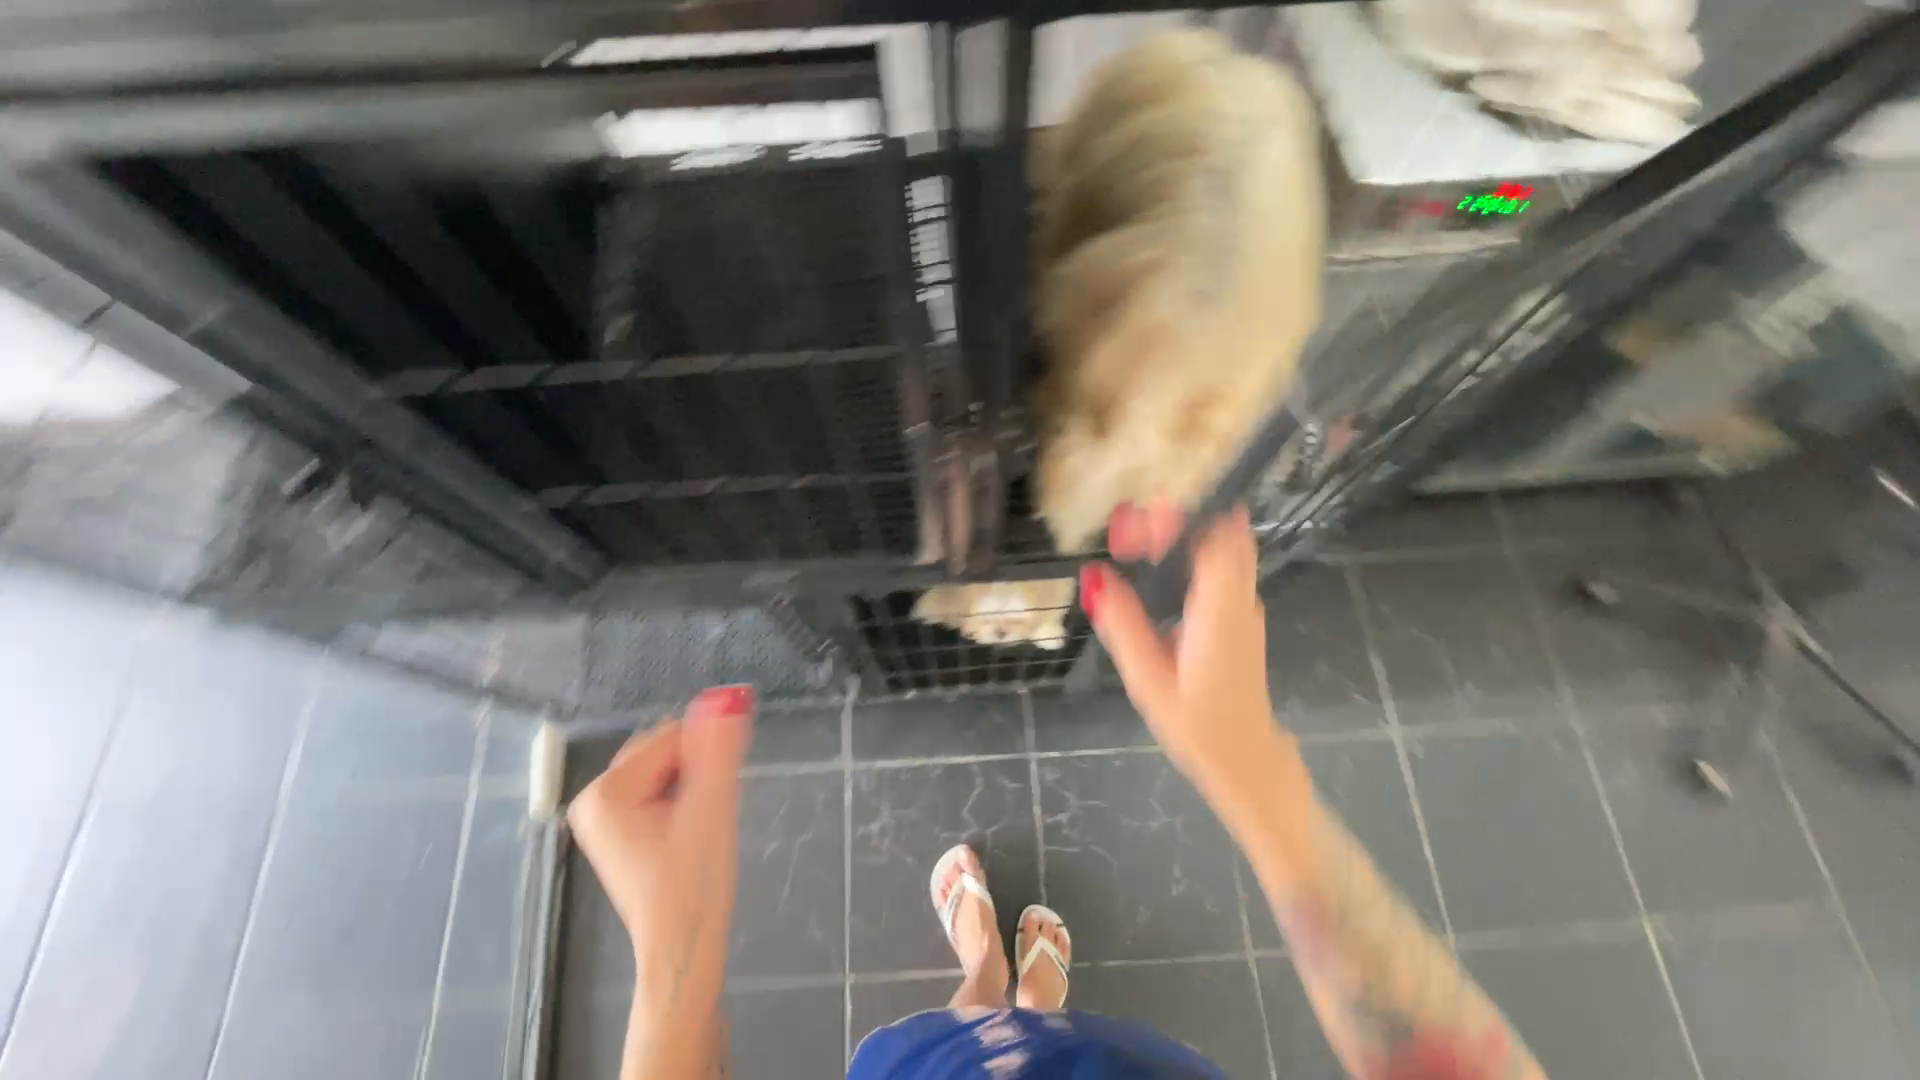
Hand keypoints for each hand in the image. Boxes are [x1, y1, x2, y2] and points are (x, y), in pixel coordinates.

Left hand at [568, 686, 753, 1030]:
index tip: (714, 800)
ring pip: (666, 768)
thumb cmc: (695, 886)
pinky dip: (682, 799)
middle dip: (695, 774)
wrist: (684, 950)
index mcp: (606, 792)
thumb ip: (718, 749)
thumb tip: (727, 697)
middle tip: (707, 817)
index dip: (705, 762)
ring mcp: (601, 816)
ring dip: (692, 786)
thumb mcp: (712, 810)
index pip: (672, 737)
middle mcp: (592, 798)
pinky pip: (659, 788)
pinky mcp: (617, 829)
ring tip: (699, 829)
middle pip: (664, 751)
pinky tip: (690, 833)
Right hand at [1081, 502, 1299, 800]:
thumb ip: (1123, 624)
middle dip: (1176, 518)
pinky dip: (1191, 554)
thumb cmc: (1196, 725)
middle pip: (1224, 531)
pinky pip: (1222, 566)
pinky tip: (1156, 570)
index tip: (1129, 526)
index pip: (1213, 538)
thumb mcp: (1148, 679)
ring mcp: (1246, 607)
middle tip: (1129, 528)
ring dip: (1183, 534)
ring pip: (1225, 546)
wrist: (1245, 758)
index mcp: (1220, 612)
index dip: (1174, 519)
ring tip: (1134, 543)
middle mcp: (1241, 600)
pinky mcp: (1241, 616)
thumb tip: (1094, 576)